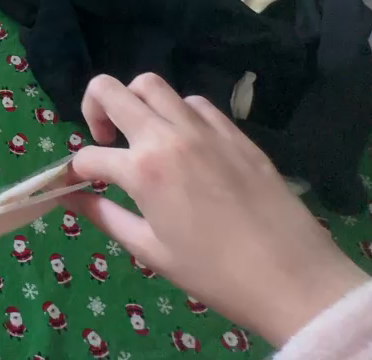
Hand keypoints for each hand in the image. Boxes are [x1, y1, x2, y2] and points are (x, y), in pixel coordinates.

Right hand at [65, 73, 371, 345]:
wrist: (301, 286)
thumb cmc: (219, 276)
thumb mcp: (152, 252)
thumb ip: (105, 217)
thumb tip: (70, 199)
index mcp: (142, 170)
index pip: (89, 156)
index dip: (78, 170)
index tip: (80, 183)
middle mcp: (166, 138)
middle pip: (108, 90)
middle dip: (92, 107)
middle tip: (105, 136)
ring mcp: (203, 131)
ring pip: (151, 85)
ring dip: (135, 102)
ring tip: (144, 131)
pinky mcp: (235, 135)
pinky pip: (196, 103)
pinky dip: (179, 112)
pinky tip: (186, 140)